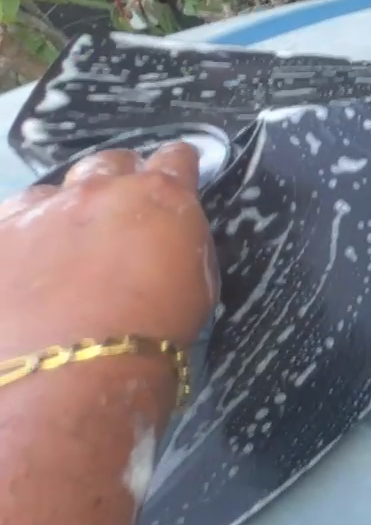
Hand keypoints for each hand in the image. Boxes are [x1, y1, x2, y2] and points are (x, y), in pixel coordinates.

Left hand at [0, 144, 214, 353]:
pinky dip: (14, 240)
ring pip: (43, 194)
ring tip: (56, 244)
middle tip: (117, 209)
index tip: (177, 177)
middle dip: (116, 178)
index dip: (178, 166)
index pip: (176, 156)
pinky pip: (2, 227)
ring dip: (56, 210)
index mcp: (161, 194)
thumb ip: (177, 235)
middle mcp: (96, 191)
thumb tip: (162, 230)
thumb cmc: (158, 321)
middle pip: (106, 162)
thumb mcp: (197, 269)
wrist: (70, 368)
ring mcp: (29, 216)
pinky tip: (20, 268)